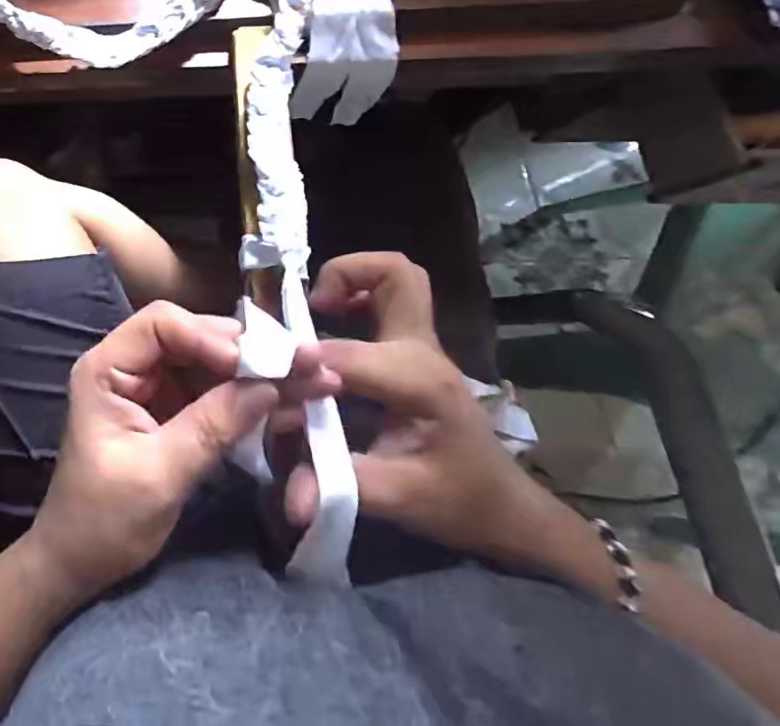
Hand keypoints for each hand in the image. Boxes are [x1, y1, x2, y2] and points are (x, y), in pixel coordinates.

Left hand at [25, 301, 329, 598]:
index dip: (210, 336)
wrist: (80, 563)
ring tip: (316, 380)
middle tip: (308, 363)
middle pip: (195, 337)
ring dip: (262, 373)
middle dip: (251, 351)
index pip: (162, 324)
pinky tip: (292, 405)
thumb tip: (268, 387)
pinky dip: (253, 398)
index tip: (256, 365)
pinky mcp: (174, 411)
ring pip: (214, 363)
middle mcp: (130, 366)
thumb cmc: (103, 520)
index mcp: (107, 369)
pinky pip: (218, 392)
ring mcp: (154, 388)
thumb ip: (211, 427)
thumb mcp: (158, 475)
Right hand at [282, 253, 552, 558]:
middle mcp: (422, 352)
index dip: (304, 364)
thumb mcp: (400, 500)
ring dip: (353, 280)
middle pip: (397, 274)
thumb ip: (341, 489)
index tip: (276, 381)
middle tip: (311, 308)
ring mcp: (422, 347)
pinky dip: (358, 297)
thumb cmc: (457, 501)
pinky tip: (332, 327)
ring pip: (397, 278)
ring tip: (317, 311)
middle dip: (347, 273)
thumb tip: (291, 499)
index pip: (348, 355)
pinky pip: (389, 300)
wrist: (503, 506)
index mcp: (420, 383)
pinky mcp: (415, 352)